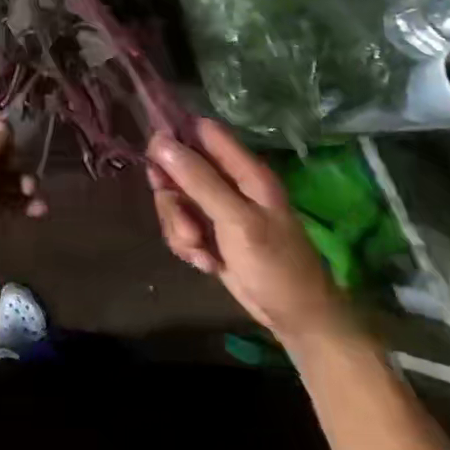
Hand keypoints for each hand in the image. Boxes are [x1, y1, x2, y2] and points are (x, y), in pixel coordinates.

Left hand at [0, 112, 47, 249]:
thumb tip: (3, 123)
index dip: (2, 125)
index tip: (22, 132)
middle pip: (0, 151)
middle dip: (18, 159)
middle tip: (28, 168)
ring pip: (7, 177)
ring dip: (24, 182)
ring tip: (33, 193)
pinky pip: (8, 201)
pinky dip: (24, 204)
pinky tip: (38, 210)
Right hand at [147, 118, 355, 347]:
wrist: (296, 319)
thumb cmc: (275, 265)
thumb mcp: (236, 220)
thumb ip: (198, 180)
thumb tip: (158, 141)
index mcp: (243, 169)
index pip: (201, 130)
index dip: (175, 135)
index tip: (154, 156)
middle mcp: (227, 182)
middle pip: (178, 165)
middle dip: (171, 193)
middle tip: (180, 217)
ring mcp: (216, 207)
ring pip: (173, 198)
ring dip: (177, 225)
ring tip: (198, 248)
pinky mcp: (207, 231)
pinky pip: (178, 224)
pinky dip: (184, 243)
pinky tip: (204, 261)